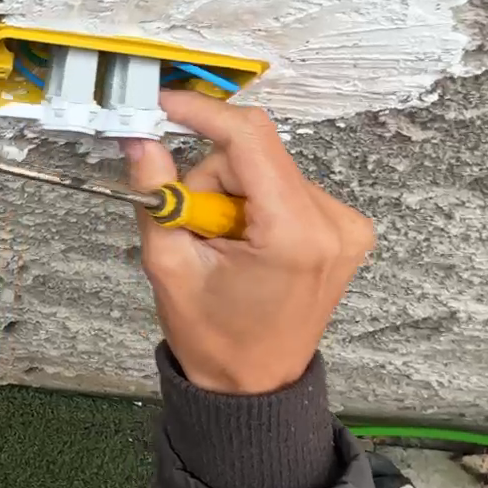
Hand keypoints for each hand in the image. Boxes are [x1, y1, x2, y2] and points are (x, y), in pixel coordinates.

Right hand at [121, 91, 374, 394]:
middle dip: (207, 179)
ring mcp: (345, 224)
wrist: (253, 383)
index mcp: (294, 234)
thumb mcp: (169, 263)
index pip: (249, 140)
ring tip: (218, 243)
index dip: (202, 113)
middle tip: (191, 227)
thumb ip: (157, 194)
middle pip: (252, 155)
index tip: (164, 105)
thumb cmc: (213, 336)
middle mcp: (333, 221)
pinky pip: (280, 185)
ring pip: (263, 168)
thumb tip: (142, 141)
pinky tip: (241, 241)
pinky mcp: (342, 227)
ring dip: (227, 193)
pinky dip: (249, 202)